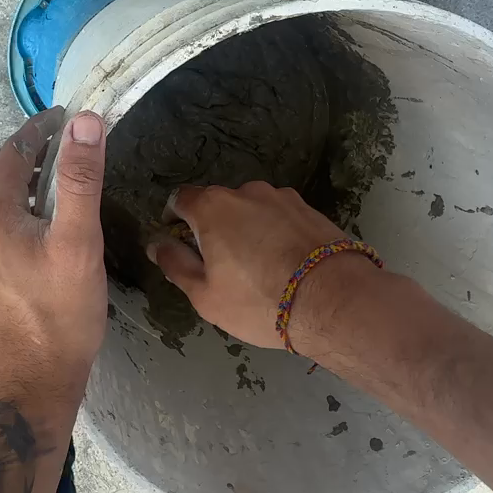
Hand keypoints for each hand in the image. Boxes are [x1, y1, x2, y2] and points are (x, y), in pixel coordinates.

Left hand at [0, 107, 108, 409]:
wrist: (31, 385)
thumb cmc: (60, 314)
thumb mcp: (78, 242)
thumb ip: (80, 179)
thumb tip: (85, 121)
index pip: (13, 149)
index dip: (41, 128)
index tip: (69, 118)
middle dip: (23, 150)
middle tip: (62, 149)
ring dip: (13, 178)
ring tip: (53, 183)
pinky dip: (6, 205)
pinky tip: (35, 226)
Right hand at [146, 182, 352, 348]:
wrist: (335, 300)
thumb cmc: (259, 301)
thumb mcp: (205, 295)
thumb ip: (175, 264)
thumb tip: (157, 243)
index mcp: (212, 206)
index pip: (180, 198)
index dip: (173, 219)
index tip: (178, 243)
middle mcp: (244, 191)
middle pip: (217, 204)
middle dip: (212, 228)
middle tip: (221, 265)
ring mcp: (280, 196)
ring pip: (251, 210)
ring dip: (246, 229)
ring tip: (260, 267)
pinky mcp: (309, 208)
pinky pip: (279, 217)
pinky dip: (275, 233)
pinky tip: (286, 263)